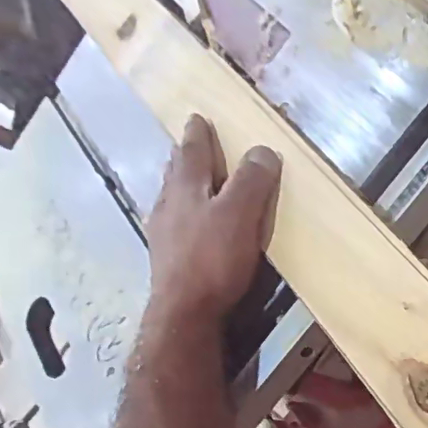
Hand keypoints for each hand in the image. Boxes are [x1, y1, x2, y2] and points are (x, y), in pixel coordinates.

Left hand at [145, 115, 280, 323]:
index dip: (199, 136)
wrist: (186, 309)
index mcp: (187, 189)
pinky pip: (176, 221)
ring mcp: (165, 231)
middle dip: (185, 156)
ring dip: (182, 183)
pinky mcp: (169, 256)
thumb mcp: (240, 217)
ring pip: (173, 196)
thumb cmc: (214, 259)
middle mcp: (170, 204)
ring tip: (189, 179)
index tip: (199, 118)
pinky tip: (190, 222)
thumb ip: (251, 184)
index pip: (192, 153)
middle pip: (177, 172)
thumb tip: (262, 150)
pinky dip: (184, 212)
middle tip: (190, 144)